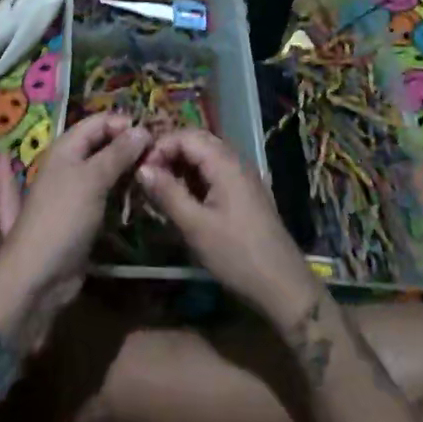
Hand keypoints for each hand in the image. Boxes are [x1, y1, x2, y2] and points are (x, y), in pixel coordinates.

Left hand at [0, 114, 149, 345]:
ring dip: (129, 170)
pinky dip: (124, 191)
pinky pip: (107, 193)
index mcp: (67, 147)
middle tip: (160, 156)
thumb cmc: (63, 217)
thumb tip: (143, 129)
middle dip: (130, 146)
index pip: (99, 122)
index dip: (124, 124)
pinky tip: (142, 196)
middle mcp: (71, 163)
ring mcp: (77, 190)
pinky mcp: (84, 214)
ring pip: (108, 170)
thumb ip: (117, 153)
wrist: (38, 274)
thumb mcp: (92, 180)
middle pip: (104, 143)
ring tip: (156, 174)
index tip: (154, 136)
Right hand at [137, 129, 316, 319]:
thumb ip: (167, 193)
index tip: (140, 170)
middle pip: (196, 141)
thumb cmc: (236, 254)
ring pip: (206, 157)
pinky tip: (183, 199)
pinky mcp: (245, 192)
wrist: (282, 285)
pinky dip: (195, 178)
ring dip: (181, 166)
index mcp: (224, 162)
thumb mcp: (194, 226)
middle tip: (147, 176)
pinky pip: (215, 172)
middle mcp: (235, 160)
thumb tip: (141, 168)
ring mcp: (243, 176)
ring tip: (160, 188)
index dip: (160, 147)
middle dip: (169, 153)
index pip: (185, 136)